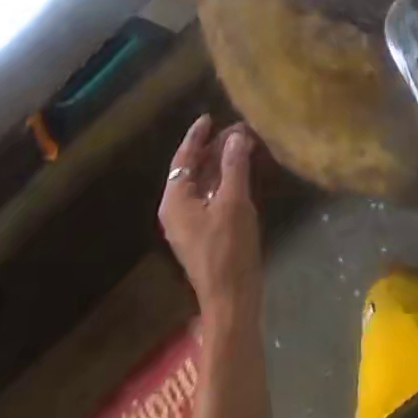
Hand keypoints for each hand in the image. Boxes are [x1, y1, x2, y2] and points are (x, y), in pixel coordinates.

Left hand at [159, 116, 262, 319]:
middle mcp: (176, 210)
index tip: (209, 117)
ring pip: (202, 185)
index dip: (196, 136)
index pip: (183, 158)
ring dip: (220, 165)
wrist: (231, 300)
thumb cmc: (229, 249)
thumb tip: (236, 136)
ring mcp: (189, 225)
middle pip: (192, 170)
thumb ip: (234, 166)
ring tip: (241, 146)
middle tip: (236, 131)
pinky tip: (241, 176)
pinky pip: (210, 198)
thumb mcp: (234, 203)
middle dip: (212, 149)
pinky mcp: (204, 235)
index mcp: (175, 200)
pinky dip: (223, 183)